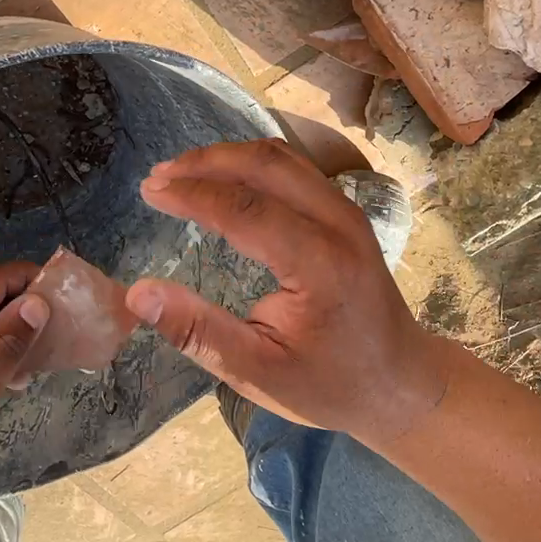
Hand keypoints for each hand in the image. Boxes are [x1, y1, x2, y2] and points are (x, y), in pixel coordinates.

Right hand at [128, 139, 453, 445]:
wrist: (402, 382)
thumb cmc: (330, 384)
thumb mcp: (259, 373)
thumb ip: (198, 332)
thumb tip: (139, 294)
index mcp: (320, 263)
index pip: (245, 208)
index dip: (192, 194)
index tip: (149, 191)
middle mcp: (337, 222)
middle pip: (264, 164)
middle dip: (204, 163)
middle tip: (158, 176)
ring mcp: (345, 209)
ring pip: (279, 157)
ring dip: (225, 157)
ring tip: (179, 172)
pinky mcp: (343, 208)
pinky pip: (292, 166)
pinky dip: (248, 162)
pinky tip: (221, 176)